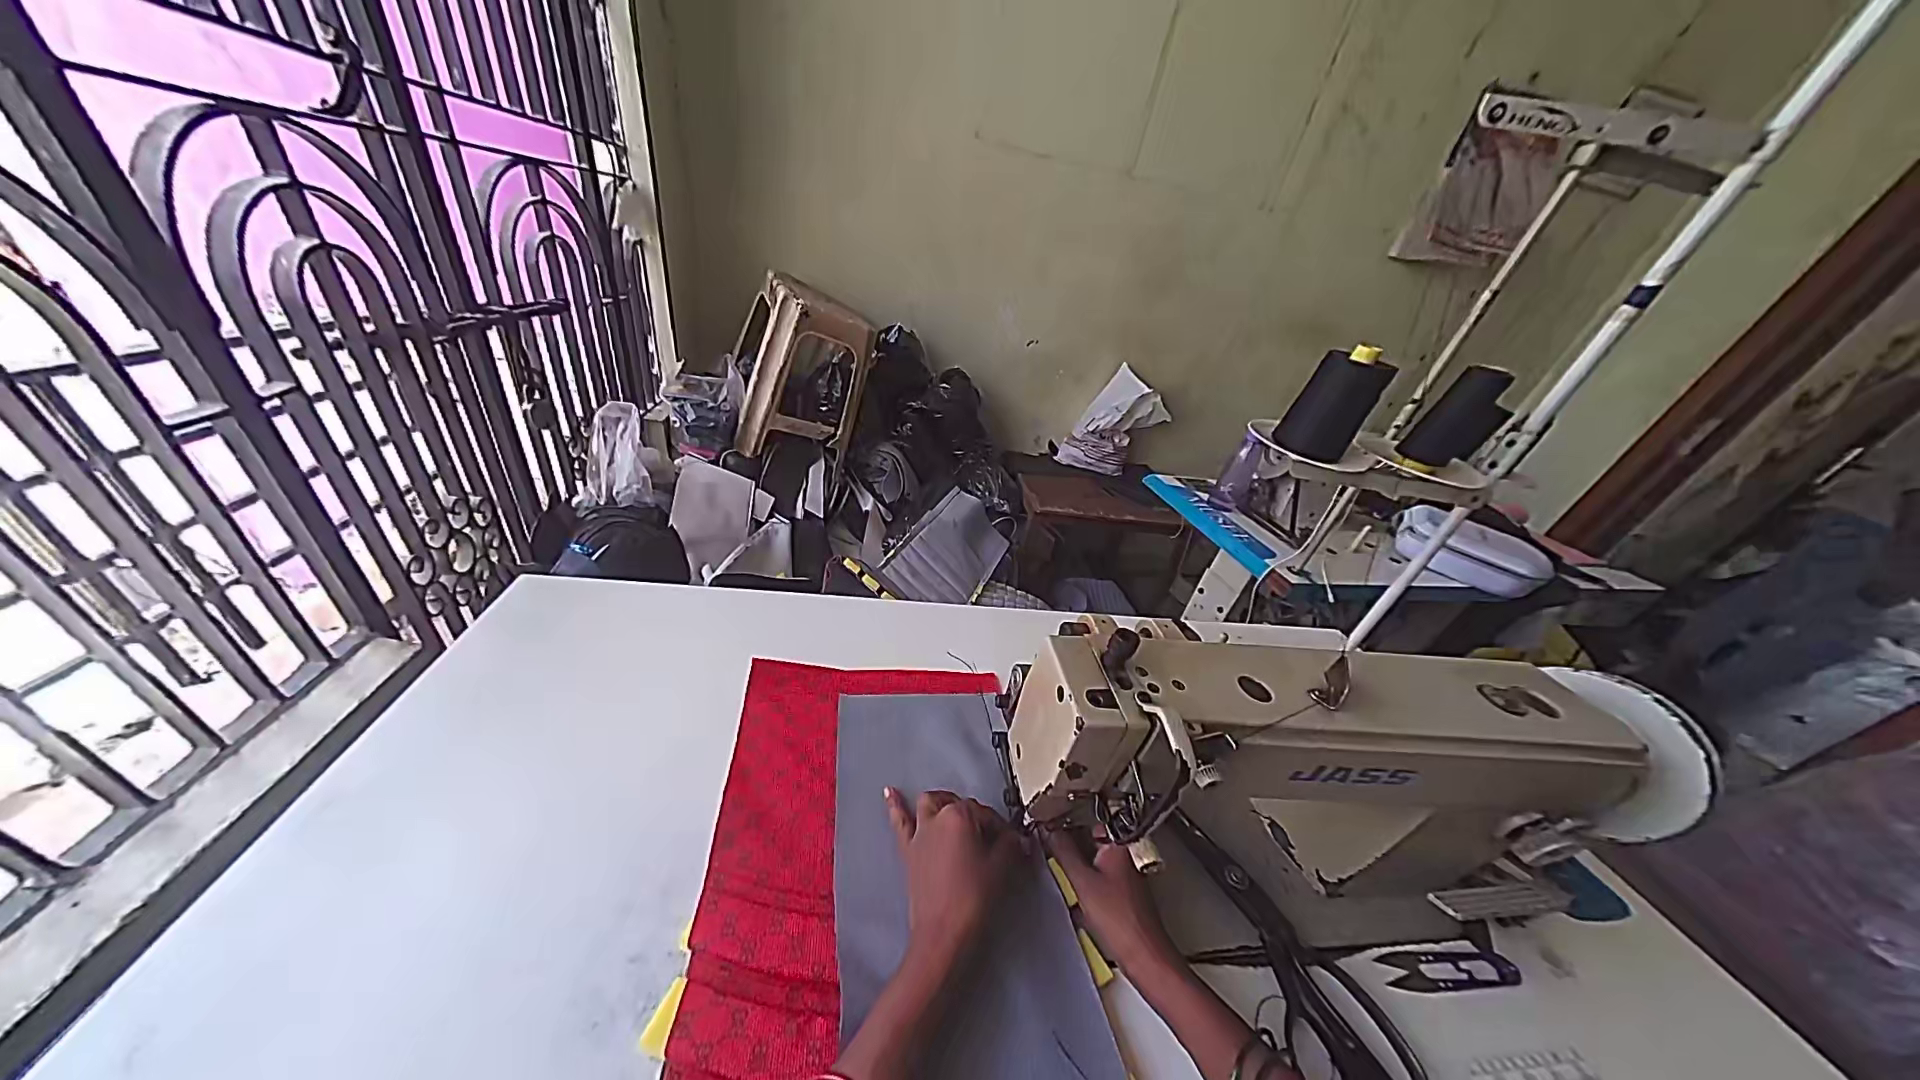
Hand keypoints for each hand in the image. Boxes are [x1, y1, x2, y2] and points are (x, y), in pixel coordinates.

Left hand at [885, 788, 1025, 966]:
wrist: (942, 933)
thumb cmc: (971, 899)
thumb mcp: (1000, 869)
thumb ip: (1010, 847)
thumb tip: (1017, 839)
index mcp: (960, 816)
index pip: (986, 813)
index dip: (1000, 827)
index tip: (1010, 842)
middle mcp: (937, 818)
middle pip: (959, 805)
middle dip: (975, 815)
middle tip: (989, 834)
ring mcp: (919, 833)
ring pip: (929, 804)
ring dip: (942, 802)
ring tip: (952, 807)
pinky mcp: (908, 850)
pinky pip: (900, 822)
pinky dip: (895, 805)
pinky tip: (890, 792)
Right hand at [1043, 826, 1180, 975]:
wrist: (1143, 956)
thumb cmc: (1122, 921)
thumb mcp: (1082, 881)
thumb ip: (1064, 852)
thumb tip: (1050, 832)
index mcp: (1119, 845)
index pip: (1091, 819)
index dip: (1069, 818)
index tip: (1050, 822)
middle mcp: (1125, 856)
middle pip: (1091, 839)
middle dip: (1071, 843)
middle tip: (1052, 844)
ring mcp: (1124, 876)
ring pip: (1093, 860)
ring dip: (1077, 864)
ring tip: (1061, 870)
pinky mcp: (1122, 895)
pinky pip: (1098, 878)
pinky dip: (1085, 882)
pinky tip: (1074, 895)